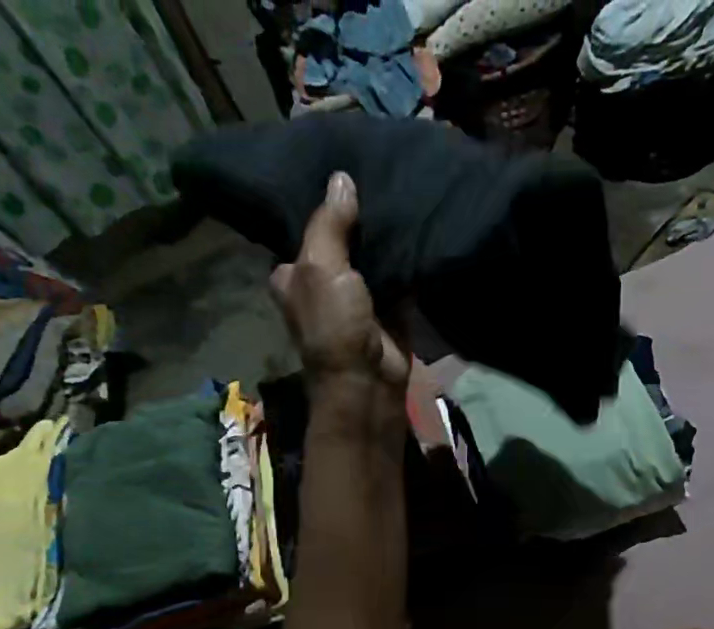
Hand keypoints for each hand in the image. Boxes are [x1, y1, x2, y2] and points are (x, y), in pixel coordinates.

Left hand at [270, 172, 408, 392]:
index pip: (302, 227)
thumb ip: (329, 223)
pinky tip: (420, 216)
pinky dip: (407, 251)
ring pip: (370, 251)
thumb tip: (340, 177)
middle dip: (357, 211)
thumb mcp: (321, 267)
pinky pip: (398, 270)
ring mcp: (356, 293)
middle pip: (340, 236)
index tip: (339, 162)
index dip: (320, 201)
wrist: (368, 381)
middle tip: (379, 165)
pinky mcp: (388, 304)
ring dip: (385, 228)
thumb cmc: (334, 324)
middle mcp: (321, 282)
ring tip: (403, 180)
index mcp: (293, 274)